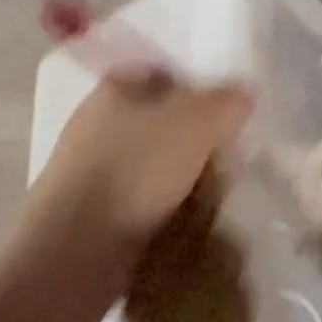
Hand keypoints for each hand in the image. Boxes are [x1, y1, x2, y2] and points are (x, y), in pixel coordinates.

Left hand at [15, 64, 251, 275]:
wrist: (78, 248)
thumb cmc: (135, 170)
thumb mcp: (196, 122)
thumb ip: (226, 101)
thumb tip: (244, 94)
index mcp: (115, 88)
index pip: (167, 74)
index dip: (202, 89)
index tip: (232, 114)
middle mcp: (98, 121)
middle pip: (163, 121)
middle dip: (198, 138)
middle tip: (232, 156)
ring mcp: (93, 168)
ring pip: (156, 162)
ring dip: (186, 176)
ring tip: (220, 192)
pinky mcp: (95, 209)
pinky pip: (145, 198)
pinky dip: (168, 206)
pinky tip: (190, 218)